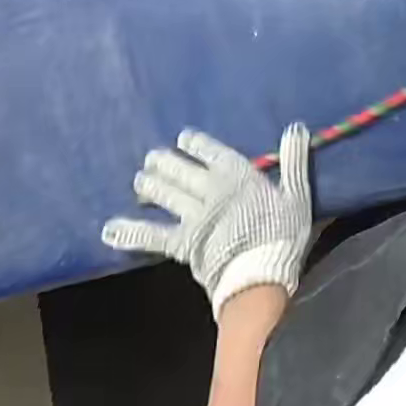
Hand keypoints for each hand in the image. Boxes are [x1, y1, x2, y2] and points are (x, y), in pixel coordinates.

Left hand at [102, 125, 312, 317]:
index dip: (194, 144)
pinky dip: (129, 231)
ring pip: (164, 193)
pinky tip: (109, 229)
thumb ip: (294, 160)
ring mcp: (192, 215)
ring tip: (140, 181)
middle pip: (179, 169)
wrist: (263, 278)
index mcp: (236, 174)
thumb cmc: (283, 235)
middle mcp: (209, 188)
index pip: (209, 150)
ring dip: (149, 185)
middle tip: (152, 160)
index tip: (183, 139)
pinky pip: (151, 234)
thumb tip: (296, 127)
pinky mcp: (182, 242)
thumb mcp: (296, 195)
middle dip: (164, 163)